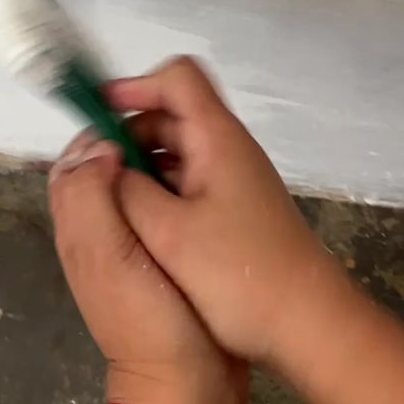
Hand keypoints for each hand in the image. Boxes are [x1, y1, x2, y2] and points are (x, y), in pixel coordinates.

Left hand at [46, 132, 246, 403]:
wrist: (186, 385)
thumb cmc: (148, 316)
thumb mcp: (107, 253)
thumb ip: (92, 195)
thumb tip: (99, 145)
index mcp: (78, 224)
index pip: (78, 157)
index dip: (106, 130)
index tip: (146, 121)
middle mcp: (97, 229)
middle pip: (108, 167)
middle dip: (138, 143)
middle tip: (180, 137)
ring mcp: (131, 246)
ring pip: (139, 185)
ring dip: (162, 165)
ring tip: (198, 159)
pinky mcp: (163, 259)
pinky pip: (164, 208)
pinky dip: (178, 192)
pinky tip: (206, 193)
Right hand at [110, 57, 354, 366]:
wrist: (309, 325)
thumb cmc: (239, 276)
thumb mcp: (169, 234)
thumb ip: (127, 191)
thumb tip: (99, 159)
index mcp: (217, 138)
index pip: (178, 78)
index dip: (135, 86)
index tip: (98, 117)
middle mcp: (228, 148)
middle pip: (172, 114)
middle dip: (129, 134)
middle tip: (94, 174)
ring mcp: (233, 178)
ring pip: (177, 151)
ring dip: (141, 166)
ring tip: (108, 203)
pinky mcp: (234, 207)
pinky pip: (187, 180)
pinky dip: (158, 189)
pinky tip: (139, 224)